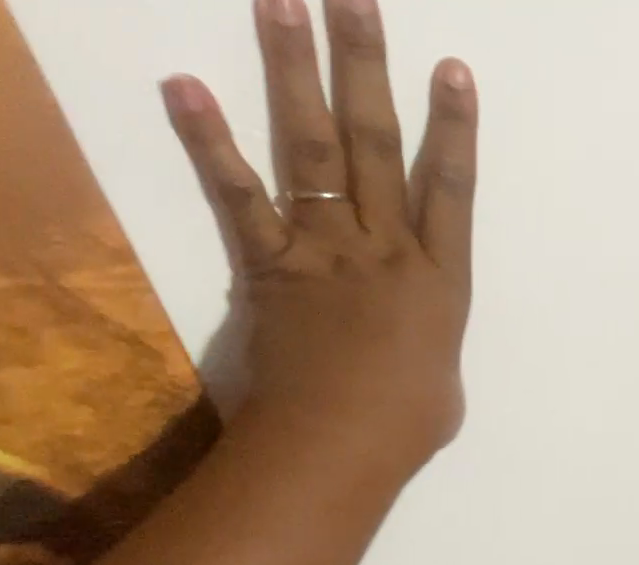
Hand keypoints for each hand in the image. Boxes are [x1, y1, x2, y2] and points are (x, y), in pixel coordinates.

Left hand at [162, 0, 477, 480]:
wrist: (342, 445)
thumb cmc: (409, 422)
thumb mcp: (441, 377)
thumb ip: (426, 336)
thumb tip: (410, 331)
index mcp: (440, 280)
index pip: (450, 189)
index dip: (454, 128)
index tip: (452, 69)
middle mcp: (386, 250)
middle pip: (375, 145)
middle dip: (367, 67)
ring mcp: (326, 252)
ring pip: (311, 150)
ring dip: (294, 73)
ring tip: (282, 1)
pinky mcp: (268, 266)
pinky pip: (237, 196)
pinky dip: (208, 141)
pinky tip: (184, 82)